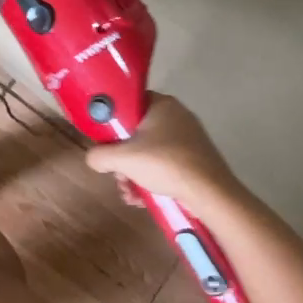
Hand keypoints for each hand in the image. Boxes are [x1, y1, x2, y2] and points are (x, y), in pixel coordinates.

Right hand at [86, 94, 243, 213]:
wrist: (210, 192)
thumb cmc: (165, 164)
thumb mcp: (123, 159)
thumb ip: (100, 155)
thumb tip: (93, 158)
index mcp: (161, 104)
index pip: (129, 103)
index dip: (113, 122)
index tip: (105, 141)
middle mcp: (177, 115)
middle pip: (137, 133)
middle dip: (123, 159)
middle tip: (118, 176)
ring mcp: (188, 137)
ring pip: (150, 151)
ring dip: (135, 174)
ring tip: (130, 195)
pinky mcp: (195, 157)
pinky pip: (165, 163)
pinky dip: (152, 179)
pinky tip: (144, 199)